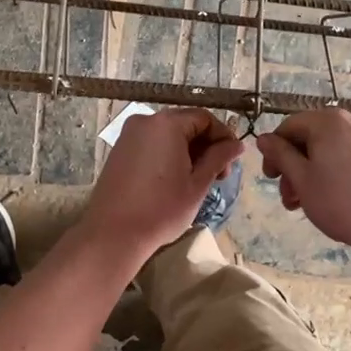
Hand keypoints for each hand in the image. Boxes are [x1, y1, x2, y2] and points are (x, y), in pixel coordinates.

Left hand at [80, 107, 245, 259]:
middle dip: (205, 145)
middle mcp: (146, 120)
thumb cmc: (162, 208)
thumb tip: (237, 145)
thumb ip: (218, 158)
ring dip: (188, 150)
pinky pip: (151, 143)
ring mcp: (129, 135)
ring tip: (198, 179)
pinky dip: (168, 154)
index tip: (232, 160)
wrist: (113, 233)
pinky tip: (174, 178)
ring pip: (168, 134)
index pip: (204, 118)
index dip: (223, 136)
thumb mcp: (197, 184)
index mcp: (167, 123)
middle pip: (185, 123)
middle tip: (218, 174)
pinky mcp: (119, 150)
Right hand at [255, 109, 350, 253]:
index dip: (275, 151)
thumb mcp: (302, 179)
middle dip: (296, 165)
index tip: (271, 178)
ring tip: (310, 202)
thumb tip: (264, 138)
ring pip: (334, 147)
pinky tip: (338, 195)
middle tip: (290, 197)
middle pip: (313, 136)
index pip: (291, 126)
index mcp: (330, 120)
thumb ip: (280, 154)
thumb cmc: (340, 203)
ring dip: (316, 170)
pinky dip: (339, 168)